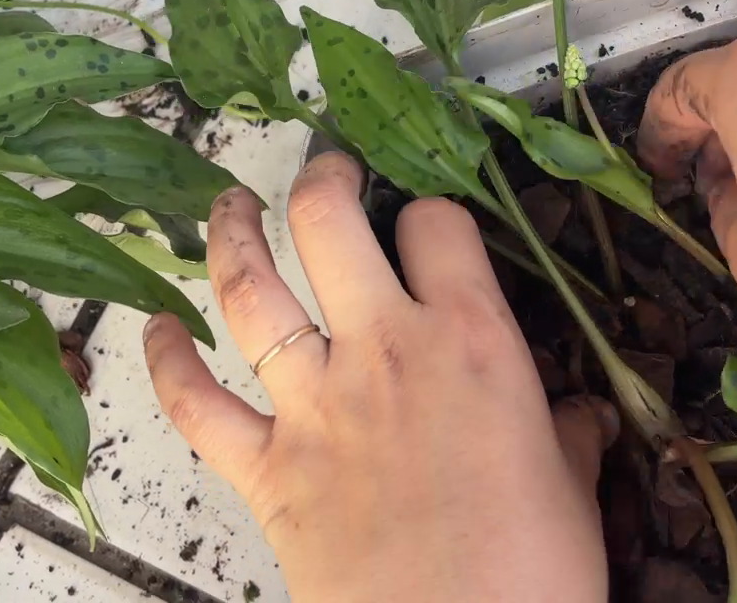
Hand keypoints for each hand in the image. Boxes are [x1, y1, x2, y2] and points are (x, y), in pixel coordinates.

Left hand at [143, 153, 616, 602]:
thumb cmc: (533, 574)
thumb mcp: (569, 487)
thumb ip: (565, 433)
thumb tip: (578, 417)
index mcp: (469, 340)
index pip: (438, 225)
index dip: (434, 215)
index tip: (431, 231)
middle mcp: (382, 349)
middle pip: (326, 222)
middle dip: (323, 181)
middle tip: (327, 173)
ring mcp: (314, 405)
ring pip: (250, 292)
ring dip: (232, 236)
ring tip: (230, 204)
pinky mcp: (267, 468)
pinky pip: (198, 409)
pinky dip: (169, 366)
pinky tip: (157, 330)